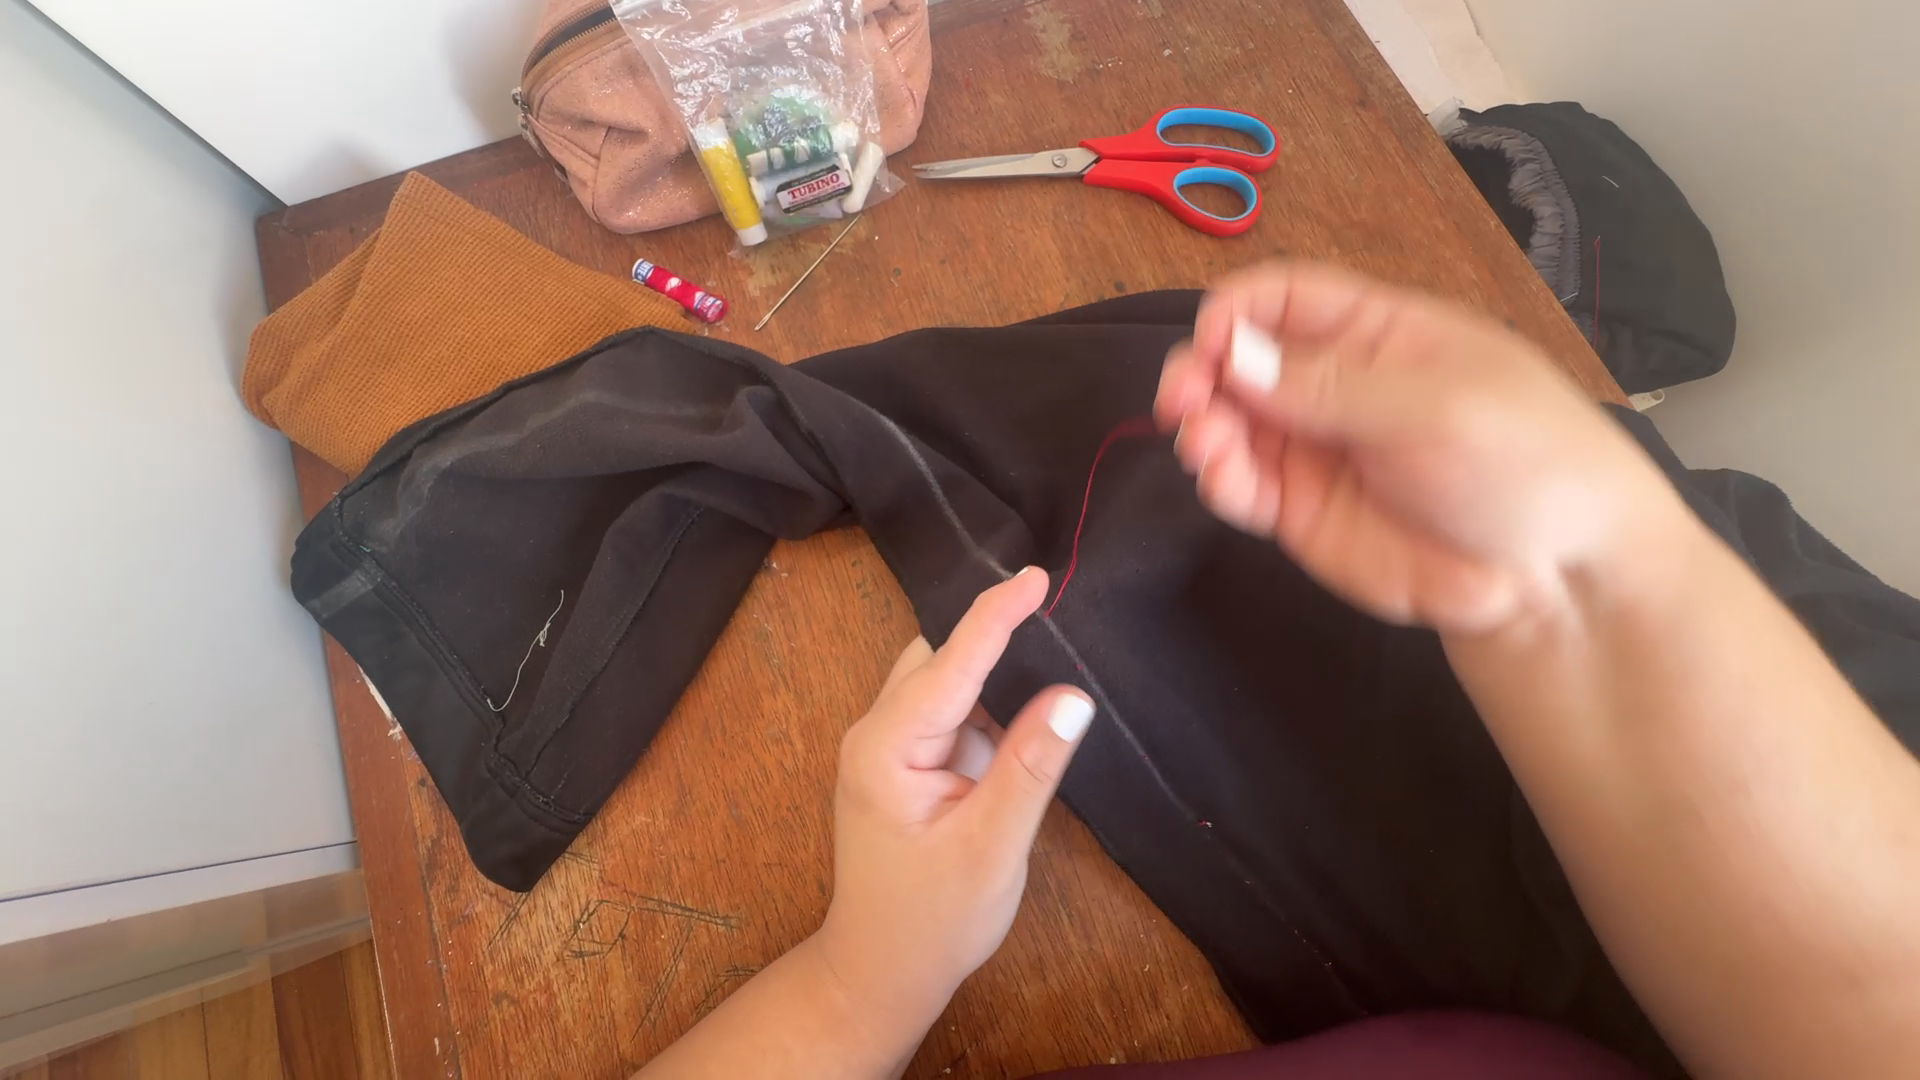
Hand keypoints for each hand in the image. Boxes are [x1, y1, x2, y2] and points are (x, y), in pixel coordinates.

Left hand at [813, 566, 1094, 1054]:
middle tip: (1054, 609)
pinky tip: (1023, 697)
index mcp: (887, 748)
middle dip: (991, 632)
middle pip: (938, 658)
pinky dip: (986, 698)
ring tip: (1049, 646)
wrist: (881, 973)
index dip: (995, 615)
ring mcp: (889, 744)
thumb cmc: (933, 922)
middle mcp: (878, 732)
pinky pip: (949, 707)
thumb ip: (1030, 767)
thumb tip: (1072, 694)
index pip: (950, 663)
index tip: (1037, 575)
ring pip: (943, 678)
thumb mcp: (992, 848)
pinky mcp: (907, 758)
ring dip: (990, 665)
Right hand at [1156, 261, 1685, 635]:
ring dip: (1202, 428)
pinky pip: (1237, 485)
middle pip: (1238, 363)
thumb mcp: (1435, 408)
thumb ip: (1328, 385)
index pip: (1284, 300)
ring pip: (1227, 424)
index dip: (1236, 311)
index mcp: (1372, 336)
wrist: (1549, 580)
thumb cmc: (1519, 464)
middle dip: (1200, 374)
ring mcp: (1306, 450)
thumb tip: (1231, 356)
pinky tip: (1220, 480)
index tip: (1207, 342)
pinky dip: (1217, 479)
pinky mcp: (1292, 509)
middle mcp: (1327, 387)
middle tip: (1180, 400)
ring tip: (1206, 446)